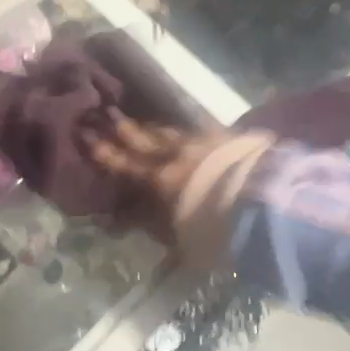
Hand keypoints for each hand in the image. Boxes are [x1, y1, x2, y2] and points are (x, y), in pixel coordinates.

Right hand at [77, 113, 225, 246]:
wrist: (264, 203)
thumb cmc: (215, 228)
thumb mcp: (177, 237)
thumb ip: (149, 225)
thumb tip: (118, 221)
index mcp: (159, 178)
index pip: (124, 163)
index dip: (104, 151)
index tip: (85, 135)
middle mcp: (176, 154)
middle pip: (145, 139)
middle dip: (123, 128)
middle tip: (107, 113)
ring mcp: (203, 142)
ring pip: (171, 132)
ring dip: (154, 128)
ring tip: (143, 122)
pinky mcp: (229, 140)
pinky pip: (200, 131)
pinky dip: (188, 132)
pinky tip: (190, 131)